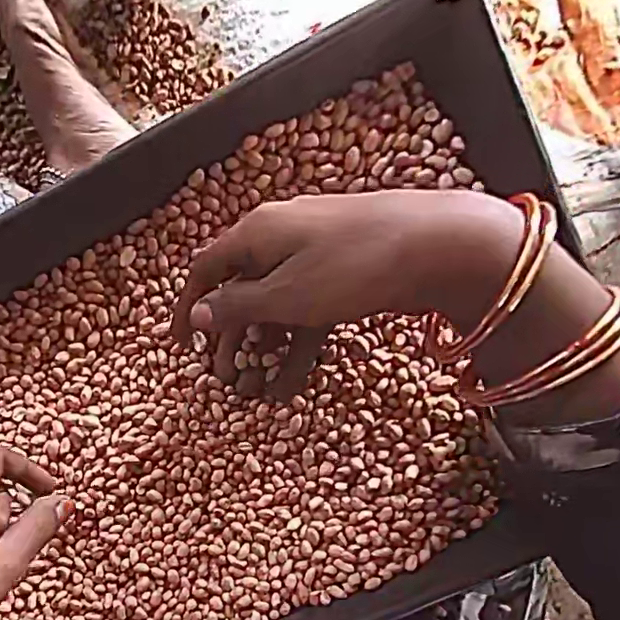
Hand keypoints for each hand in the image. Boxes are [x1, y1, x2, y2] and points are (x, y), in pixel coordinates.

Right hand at [170, 191, 527, 398]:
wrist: (440, 244)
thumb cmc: (352, 266)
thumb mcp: (285, 295)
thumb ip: (236, 307)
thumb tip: (196, 314)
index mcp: (256, 233)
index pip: (205, 270)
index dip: (187, 308)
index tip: (179, 344)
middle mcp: (280, 238)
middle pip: (239, 290)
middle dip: (229, 337)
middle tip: (223, 375)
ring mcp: (314, 255)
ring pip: (274, 306)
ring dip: (263, 347)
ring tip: (256, 386)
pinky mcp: (342, 272)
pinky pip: (307, 310)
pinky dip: (297, 343)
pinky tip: (292, 380)